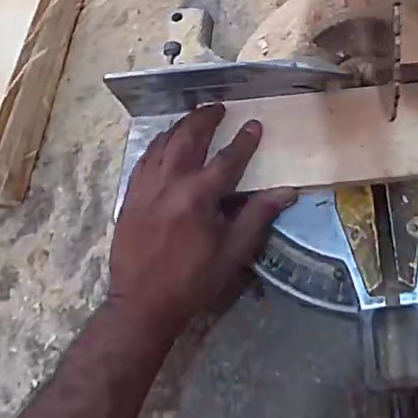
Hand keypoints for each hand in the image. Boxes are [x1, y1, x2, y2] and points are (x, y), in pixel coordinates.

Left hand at [106, 105, 298, 324]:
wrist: (141, 308)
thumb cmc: (192, 280)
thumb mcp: (233, 251)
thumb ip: (258, 215)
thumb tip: (288, 191)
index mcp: (198, 197)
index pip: (227, 158)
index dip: (244, 140)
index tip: (254, 124)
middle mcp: (170, 184)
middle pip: (189, 138)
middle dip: (205, 119)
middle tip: (218, 108)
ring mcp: (146, 189)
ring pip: (163, 144)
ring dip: (181, 127)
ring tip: (193, 117)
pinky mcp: (130, 198)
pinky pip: (144, 160)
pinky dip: (158, 145)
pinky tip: (166, 142)